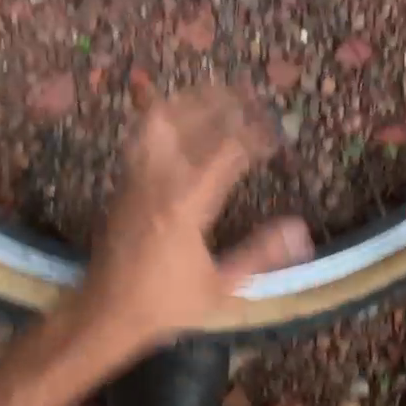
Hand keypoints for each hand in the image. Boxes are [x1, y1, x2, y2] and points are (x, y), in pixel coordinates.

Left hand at [69, 86, 312, 350]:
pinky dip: (161, 115)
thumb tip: (301, 230)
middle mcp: (159, 181)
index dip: (255, 136)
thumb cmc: (165, 304)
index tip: (276, 136)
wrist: (104, 313)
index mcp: (187, 204)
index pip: (227, 151)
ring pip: (160, 120)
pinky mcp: (123, 183)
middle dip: (225, 104)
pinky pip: (141, 135)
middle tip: (251, 99)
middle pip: (192, 123)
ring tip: (216, 93)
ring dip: (190, 102)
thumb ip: (260, 254)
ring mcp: (136, 178)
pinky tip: (174, 112)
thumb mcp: (221, 287)